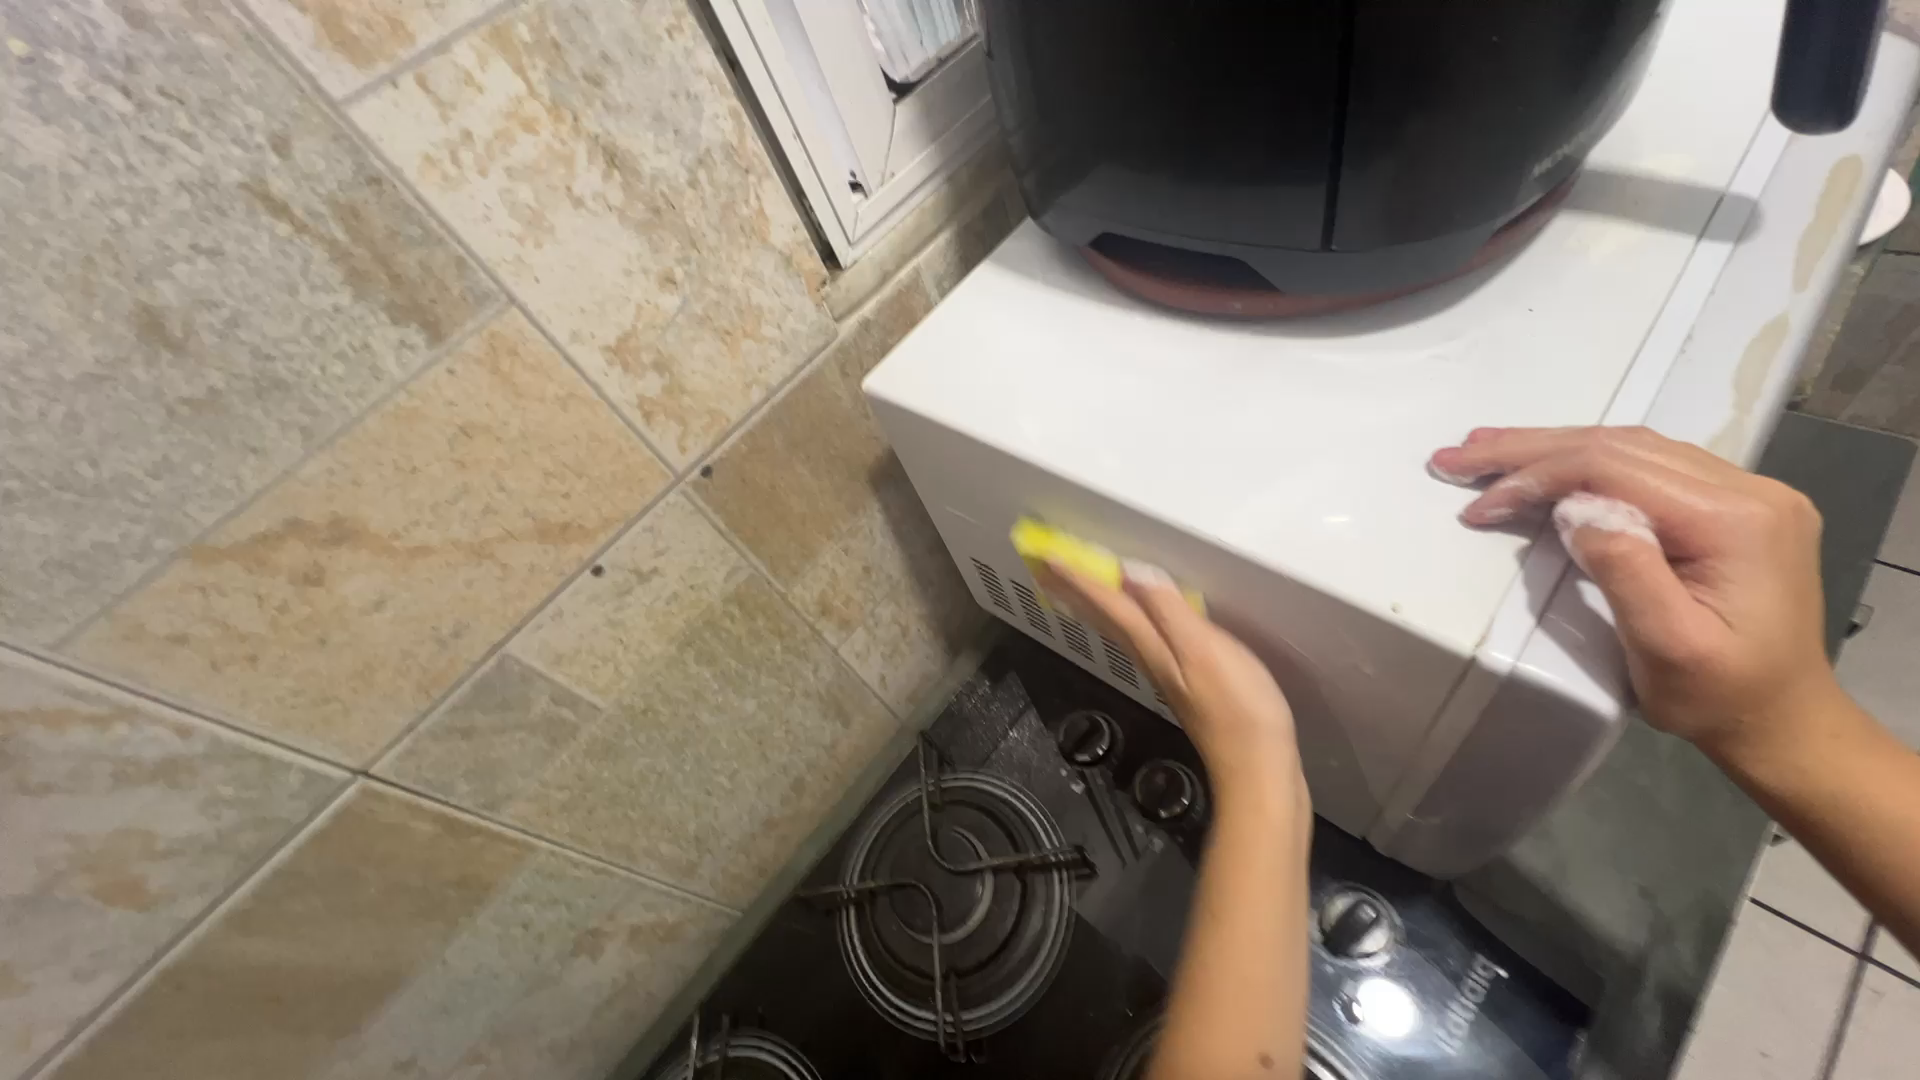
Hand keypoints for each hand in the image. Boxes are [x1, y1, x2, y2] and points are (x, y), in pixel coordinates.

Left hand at [1035, 559, 1307, 813]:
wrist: (1257, 769)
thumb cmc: (1238, 709)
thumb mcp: (1204, 650)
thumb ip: (1167, 610)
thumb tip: (1130, 571)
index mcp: (1151, 645)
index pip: (1108, 604)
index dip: (1079, 578)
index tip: (1046, 557)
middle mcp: (1149, 656)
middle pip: (1103, 617)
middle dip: (1072, 591)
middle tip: (1041, 570)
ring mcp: (1164, 671)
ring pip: (1115, 629)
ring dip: (1091, 606)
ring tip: (1069, 589)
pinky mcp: (1182, 683)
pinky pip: (1136, 640)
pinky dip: (1121, 623)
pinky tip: (1128, 622)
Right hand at [1429, 426, 1843, 757]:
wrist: (1778, 719)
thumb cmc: (1718, 693)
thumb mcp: (1667, 643)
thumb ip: (1625, 569)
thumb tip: (1572, 511)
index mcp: (1734, 518)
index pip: (1612, 468)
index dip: (1533, 477)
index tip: (1476, 507)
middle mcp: (1747, 490)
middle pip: (1616, 446)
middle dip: (1526, 449)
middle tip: (1456, 456)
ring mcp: (1742, 494)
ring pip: (1626, 447)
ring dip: (1547, 447)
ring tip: (1483, 449)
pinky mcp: (1725, 507)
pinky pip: (1641, 464)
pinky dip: (1579, 460)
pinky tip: (1542, 462)